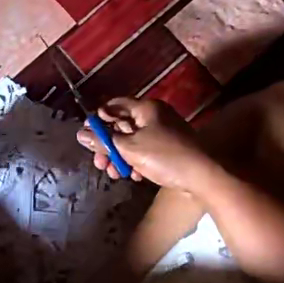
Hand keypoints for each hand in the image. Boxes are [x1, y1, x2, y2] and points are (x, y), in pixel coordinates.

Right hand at [77, 97, 213, 191]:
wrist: (203, 176)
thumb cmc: (164, 156)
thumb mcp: (128, 148)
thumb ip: (103, 140)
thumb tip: (80, 134)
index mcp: (146, 108)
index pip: (114, 105)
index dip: (98, 119)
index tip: (87, 136)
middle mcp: (155, 115)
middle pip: (121, 125)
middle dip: (108, 145)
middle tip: (99, 162)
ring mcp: (164, 131)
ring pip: (132, 140)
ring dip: (120, 156)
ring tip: (115, 173)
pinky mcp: (170, 147)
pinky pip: (146, 149)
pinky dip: (136, 160)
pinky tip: (134, 176)